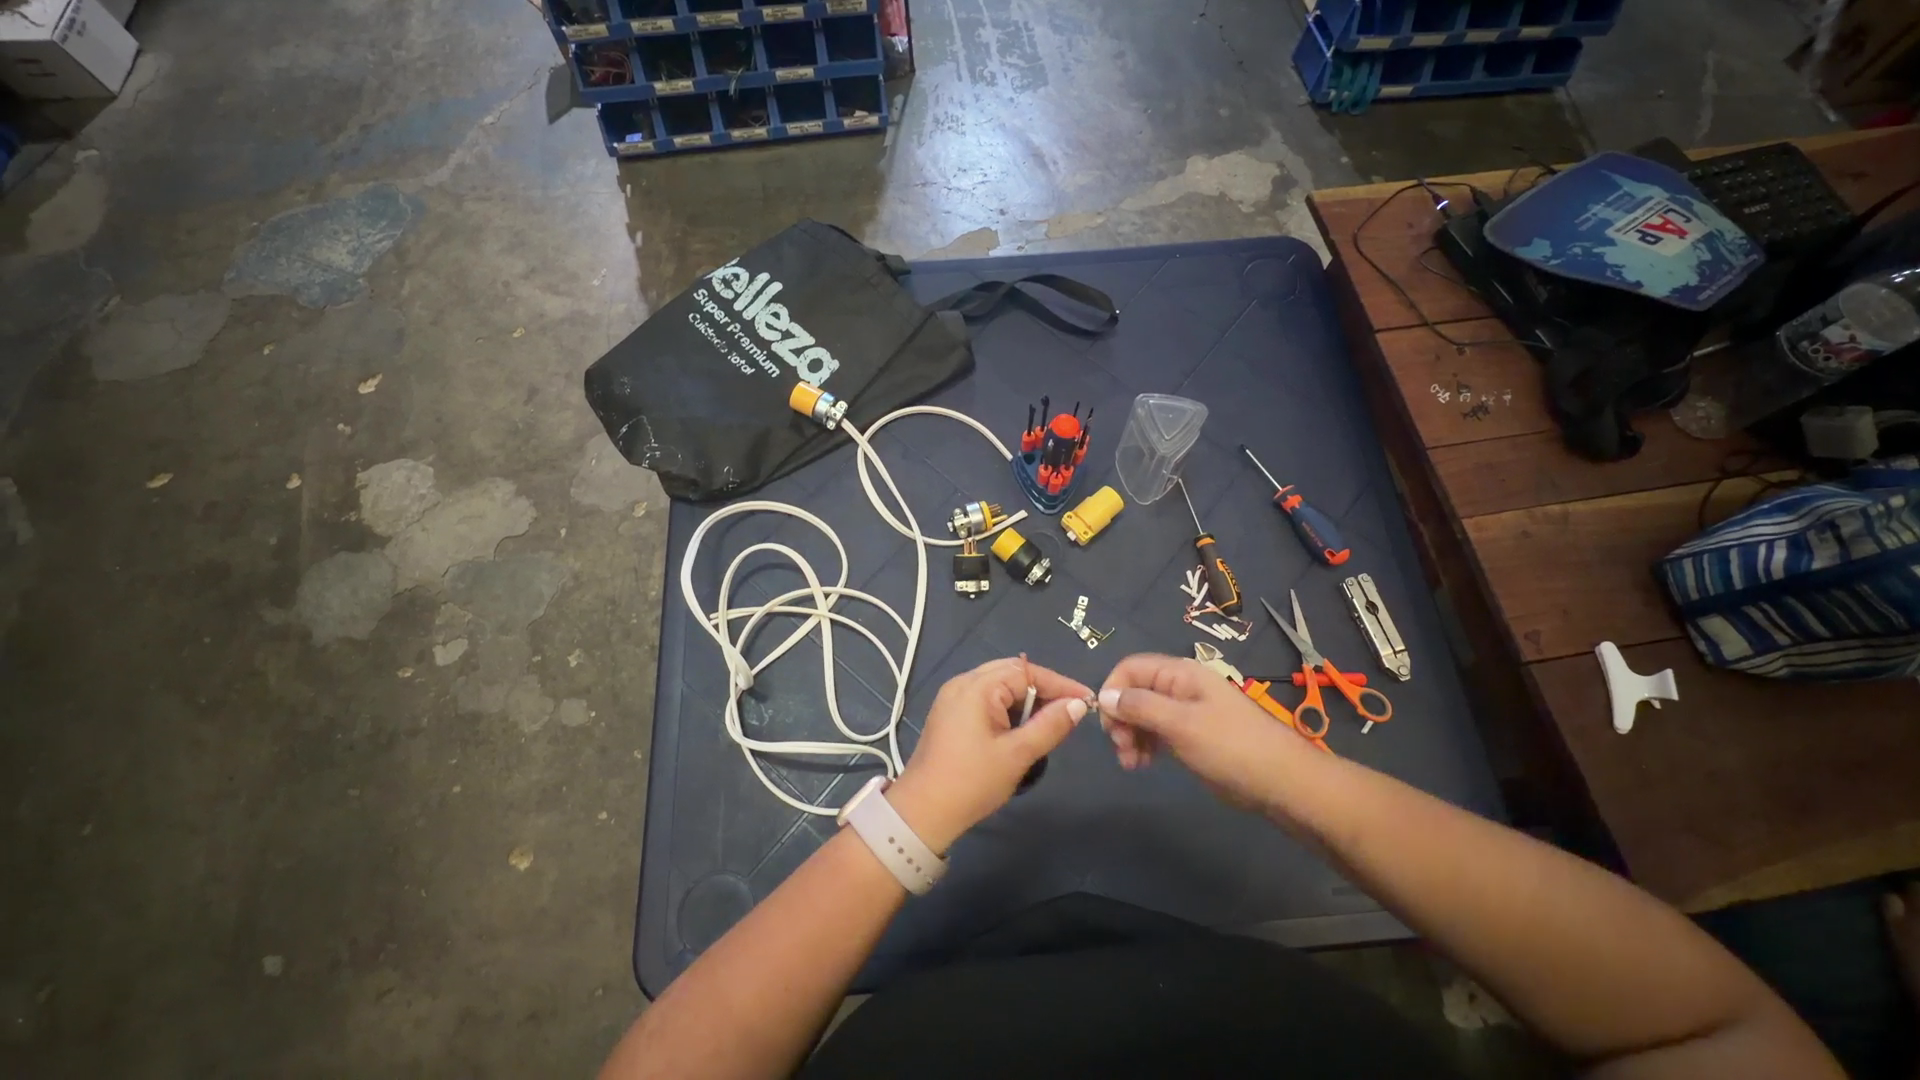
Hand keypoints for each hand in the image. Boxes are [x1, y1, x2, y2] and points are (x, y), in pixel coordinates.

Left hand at [889, 657, 1092, 852]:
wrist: (922, 813)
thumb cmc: (972, 781)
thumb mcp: (1018, 754)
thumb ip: (1050, 725)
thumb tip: (1078, 705)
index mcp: (976, 686)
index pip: (1027, 671)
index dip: (1060, 684)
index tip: (1087, 700)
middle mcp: (962, 683)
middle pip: (1012, 673)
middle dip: (1044, 689)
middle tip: (1071, 710)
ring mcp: (953, 698)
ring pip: (1000, 686)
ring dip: (1026, 700)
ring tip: (1051, 721)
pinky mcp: (950, 715)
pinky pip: (987, 699)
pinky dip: (1009, 708)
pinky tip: (1023, 728)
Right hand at [1097, 653, 1317, 810]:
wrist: (1279, 781)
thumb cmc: (1230, 746)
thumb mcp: (1181, 724)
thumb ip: (1140, 706)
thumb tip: (1104, 696)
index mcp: (1180, 674)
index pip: (1131, 668)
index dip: (1112, 690)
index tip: (1107, 724)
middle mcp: (1180, 688)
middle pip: (1134, 692)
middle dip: (1120, 719)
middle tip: (1121, 749)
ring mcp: (1186, 713)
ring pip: (1142, 715)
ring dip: (1130, 736)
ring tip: (1131, 764)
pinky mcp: (1191, 736)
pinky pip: (1156, 733)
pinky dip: (1144, 746)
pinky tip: (1143, 764)